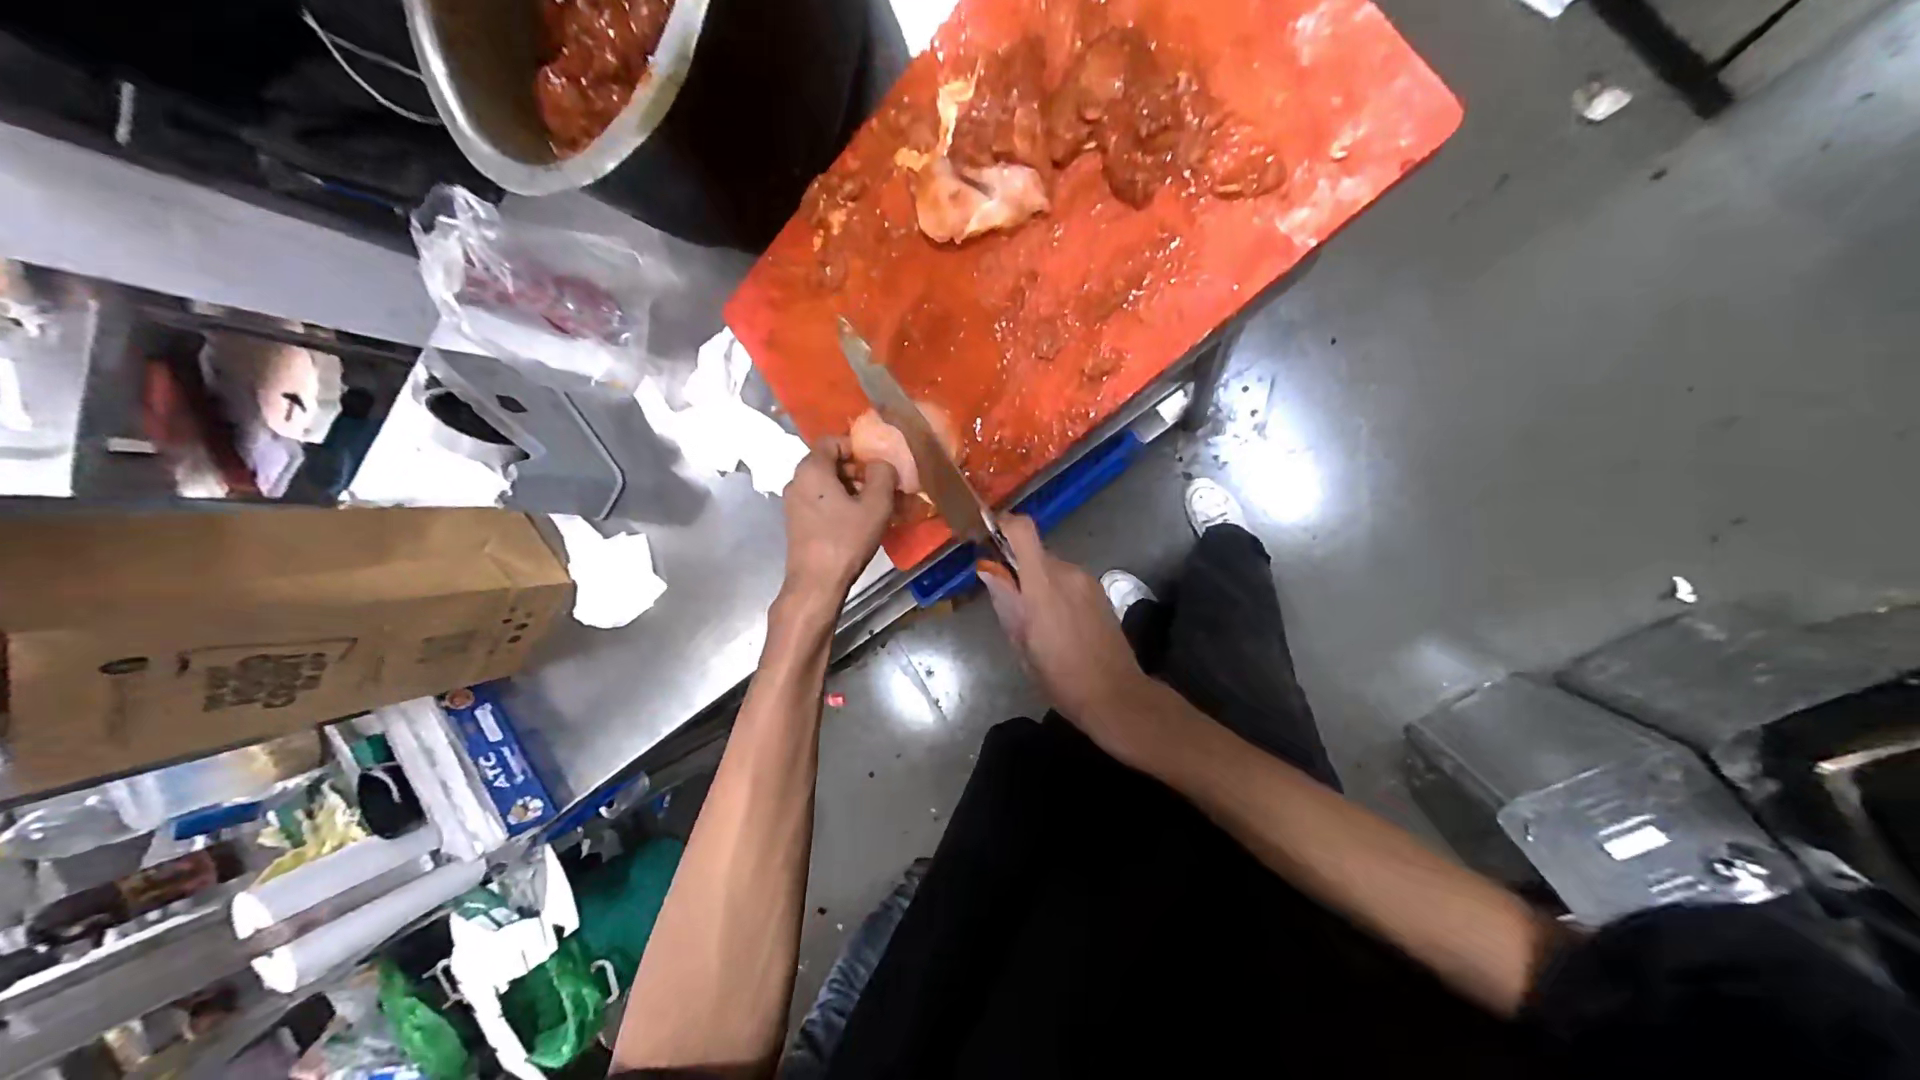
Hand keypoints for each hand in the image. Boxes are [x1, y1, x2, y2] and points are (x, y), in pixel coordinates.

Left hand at [780, 438, 896, 605]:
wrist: (816, 582)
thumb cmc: (846, 539)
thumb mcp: (876, 505)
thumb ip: (883, 474)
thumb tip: (881, 464)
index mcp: (811, 469)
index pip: (832, 440)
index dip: (856, 447)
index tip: (877, 464)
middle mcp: (796, 480)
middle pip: (828, 461)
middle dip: (856, 469)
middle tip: (879, 486)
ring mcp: (793, 502)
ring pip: (824, 483)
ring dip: (849, 488)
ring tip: (872, 506)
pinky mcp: (796, 522)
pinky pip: (819, 500)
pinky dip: (838, 503)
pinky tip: (856, 521)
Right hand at [979, 515, 1161, 759]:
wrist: (1115, 694)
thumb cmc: (1060, 675)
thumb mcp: (1021, 643)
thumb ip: (1005, 601)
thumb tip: (989, 570)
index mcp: (1043, 583)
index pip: (1023, 530)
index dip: (1004, 524)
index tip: (989, 535)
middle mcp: (1068, 572)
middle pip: (1036, 552)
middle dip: (1019, 568)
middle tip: (1009, 601)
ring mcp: (1088, 581)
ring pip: (1053, 568)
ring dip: (1039, 583)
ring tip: (1036, 621)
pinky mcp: (1100, 593)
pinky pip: (1069, 581)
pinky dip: (1056, 592)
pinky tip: (1058, 625)